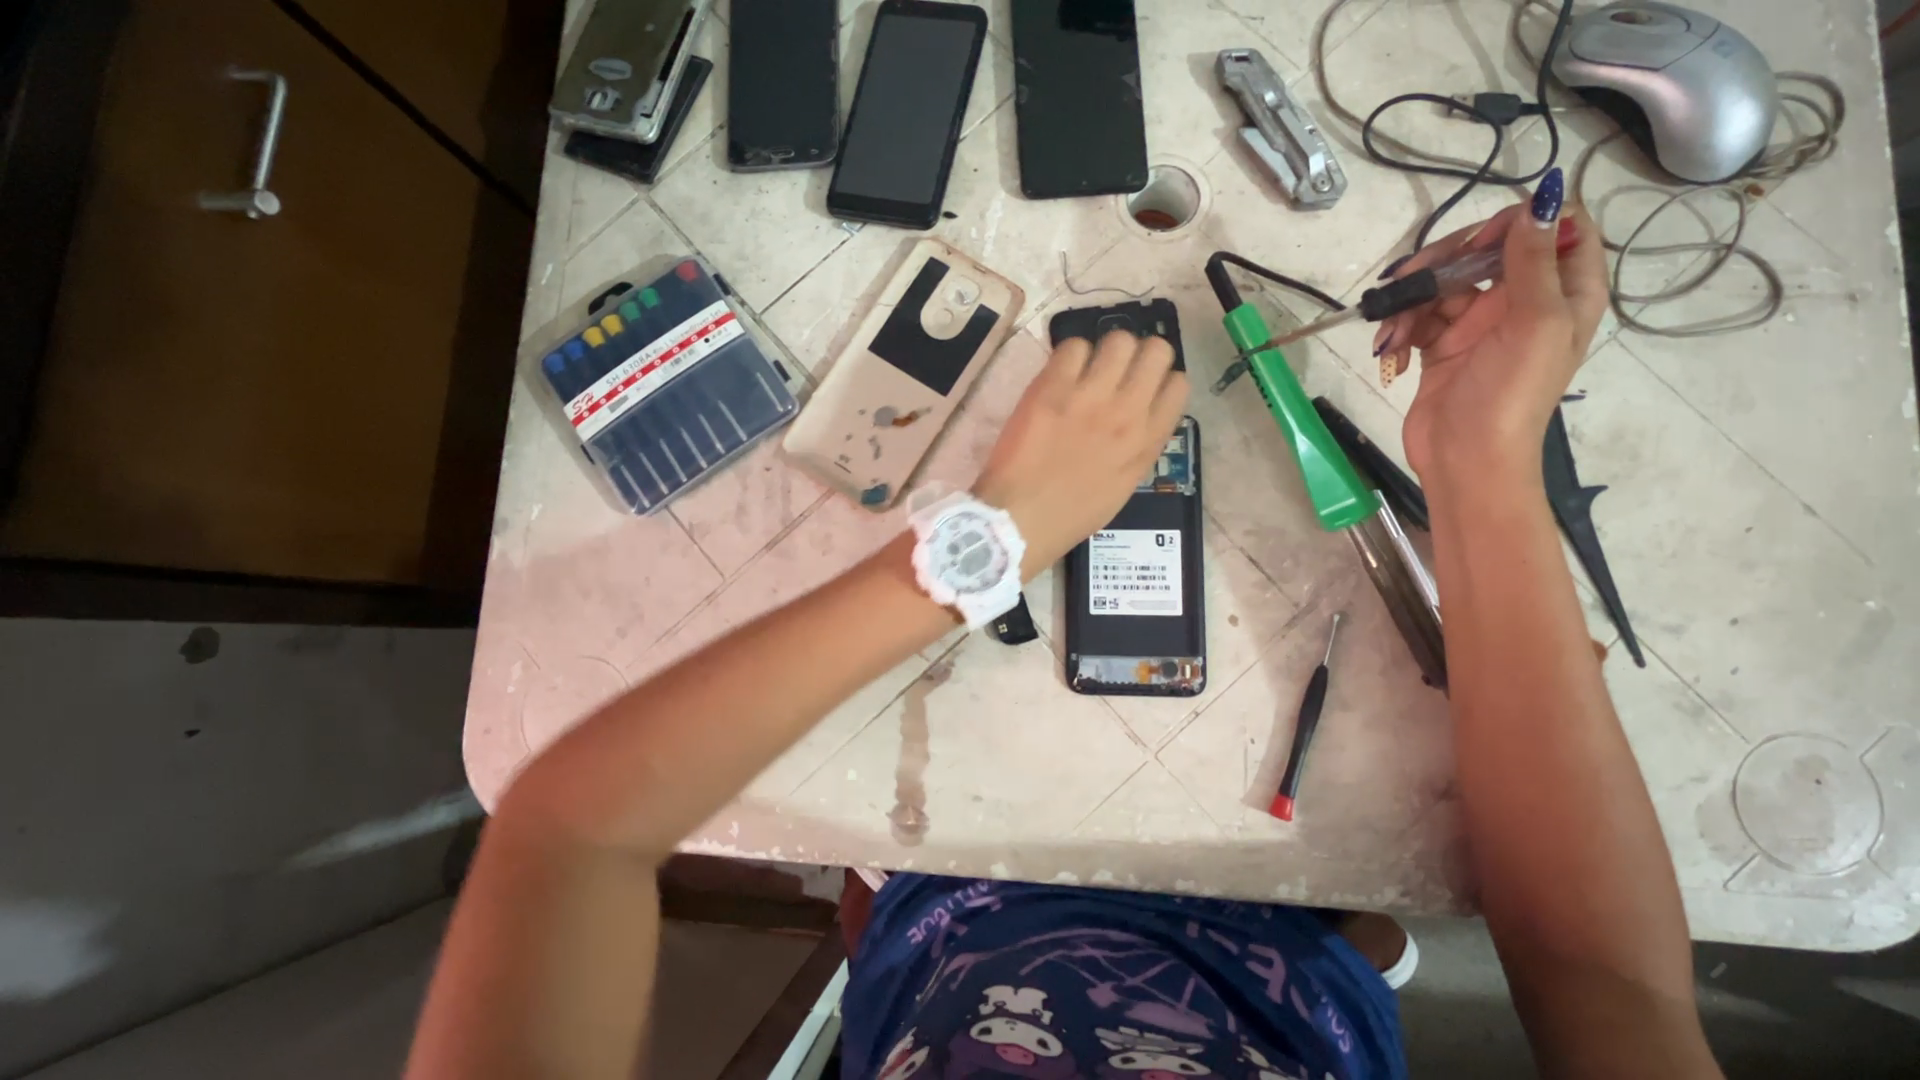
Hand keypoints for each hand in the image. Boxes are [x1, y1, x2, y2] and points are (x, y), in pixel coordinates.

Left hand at [974, 331, 1188, 578]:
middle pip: (1155, 350)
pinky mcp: (1053, 387)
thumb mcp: (1122, 485)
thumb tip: (1136, 419)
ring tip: (1086, 368)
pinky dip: (1068, 355)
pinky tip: (1059, 375)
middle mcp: (1128, 412)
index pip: (1178, 384)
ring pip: (1118, 340)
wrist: (1021, 520)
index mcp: (1148, 441)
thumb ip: (1136, 447)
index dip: (1160, 379)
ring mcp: (1091, 396)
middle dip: (1138, 354)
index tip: (1142, 386)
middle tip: (1116, 368)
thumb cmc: (1070, 515)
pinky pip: (1073, 346)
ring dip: (1104, 350)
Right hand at [1375, 171, 1607, 482]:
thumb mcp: (1535, 322)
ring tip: (1391, 324)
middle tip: (1415, 275)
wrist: (1466, 459)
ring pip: (1445, 281)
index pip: (1559, 229)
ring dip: (1413, 295)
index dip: (1521, 223)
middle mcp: (1525, 301)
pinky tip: (1389, 342)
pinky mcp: (1442, 345)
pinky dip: (1400, 324)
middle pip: (1488, 249)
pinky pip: (1419, 315)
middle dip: (1447, 259)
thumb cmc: (1512, 394)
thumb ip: (1535, 261)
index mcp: (1566, 292)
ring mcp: (1480, 324)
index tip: (1484, 242)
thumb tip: (1542, 199)